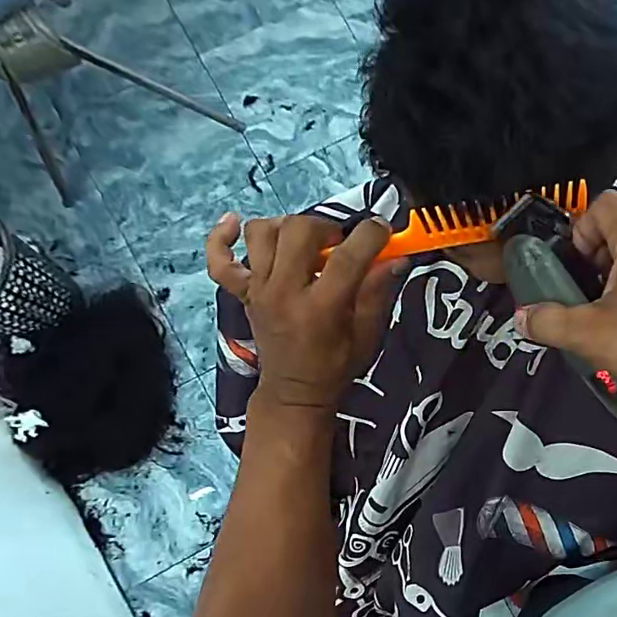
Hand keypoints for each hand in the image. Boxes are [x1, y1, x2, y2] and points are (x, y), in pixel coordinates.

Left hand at [204, 212, 400, 413]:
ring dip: (287, 226)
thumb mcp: (368, 334)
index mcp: (322, 307)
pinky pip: (220, 259)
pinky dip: (223, 237)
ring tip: (306, 240)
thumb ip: (378, 293)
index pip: (347, 256)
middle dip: (326, 226)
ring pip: (261, 233)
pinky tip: (236, 224)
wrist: (296, 392)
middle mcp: (284, 292)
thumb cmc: (337, 365)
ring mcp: (259, 290)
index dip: (370, 235)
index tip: (382, 230)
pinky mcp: (243, 294)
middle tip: (341, 241)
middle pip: (298, 231)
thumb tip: (396, 257)